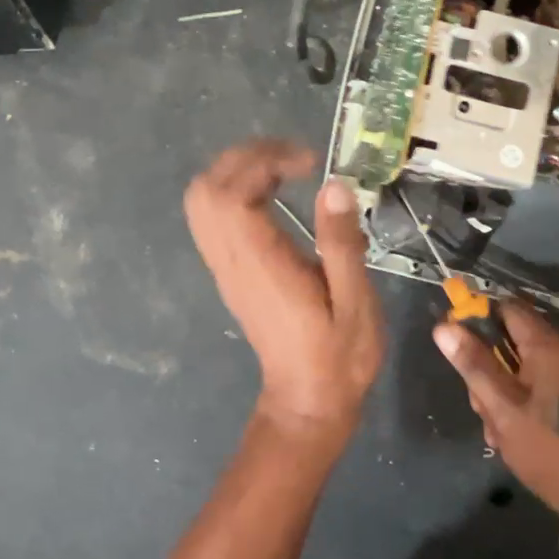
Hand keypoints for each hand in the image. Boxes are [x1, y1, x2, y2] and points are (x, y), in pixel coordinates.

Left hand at [185, 139, 383, 435]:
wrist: (308, 401)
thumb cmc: (339, 355)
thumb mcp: (355, 301)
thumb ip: (341, 243)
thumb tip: (334, 185)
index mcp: (261, 264)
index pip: (231, 195)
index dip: (264, 162)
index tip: (310, 162)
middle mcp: (232, 261)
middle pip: (206, 190)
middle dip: (246, 157)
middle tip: (295, 158)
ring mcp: (224, 267)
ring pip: (202, 201)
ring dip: (238, 170)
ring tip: (286, 169)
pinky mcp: (229, 272)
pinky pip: (212, 217)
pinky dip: (235, 189)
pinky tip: (274, 192)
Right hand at [434, 302, 558, 515]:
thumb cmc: (548, 450)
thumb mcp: (503, 409)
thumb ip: (474, 365)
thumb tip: (444, 327)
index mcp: (549, 346)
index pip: (508, 307)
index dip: (478, 317)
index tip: (457, 343)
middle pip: (514, 339)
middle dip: (489, 367)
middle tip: (480, 405)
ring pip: (524, 366)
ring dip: (503, 391)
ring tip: (497, 430)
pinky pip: (542, 383)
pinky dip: (523, 401)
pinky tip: (514, 433)